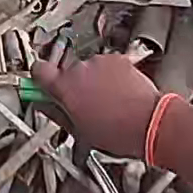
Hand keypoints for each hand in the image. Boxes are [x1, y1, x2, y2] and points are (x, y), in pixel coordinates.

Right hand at [32, 53, 160, 159]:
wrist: (154, 124)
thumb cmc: (120, 133)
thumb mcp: (80, 132)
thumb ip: (55, 114)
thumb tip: (42, 106)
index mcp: (64, 87)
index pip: (38, 70)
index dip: (40, 78)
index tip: (43, 86)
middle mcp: (78, 69)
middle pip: (67, 72)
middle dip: (74, 85)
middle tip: (86, 105)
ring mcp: (98, 62)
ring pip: (88, 69)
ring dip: (94, 81)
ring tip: (109, 102)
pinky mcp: (116, 59)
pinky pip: (106, 65)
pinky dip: (111, 76)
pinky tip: (120, 94)